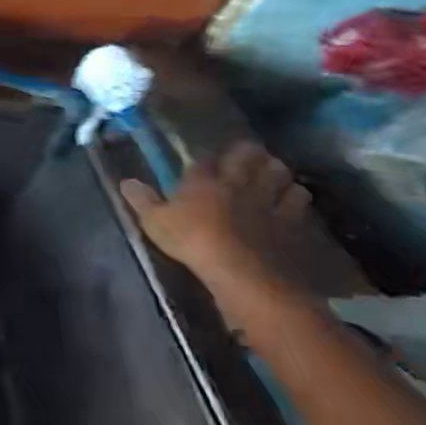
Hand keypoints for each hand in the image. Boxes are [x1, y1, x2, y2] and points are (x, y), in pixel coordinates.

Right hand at [121, 141, 311, 299]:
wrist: (243, 272)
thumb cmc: (192, 242)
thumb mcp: (155, 223)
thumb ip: (141, 200)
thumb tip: (126, 181)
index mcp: (203, 182)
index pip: (206, 160)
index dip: (208, 158)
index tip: (207, 159)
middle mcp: (238, 184)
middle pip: (250, 158)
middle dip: (249, 153)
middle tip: (248, 153)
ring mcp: (268, 201)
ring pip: (280, 175)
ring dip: (277, 172)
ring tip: (274, 173)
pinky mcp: (292, 221)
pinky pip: (299, 202)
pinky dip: (296, 197)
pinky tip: (293, 201)